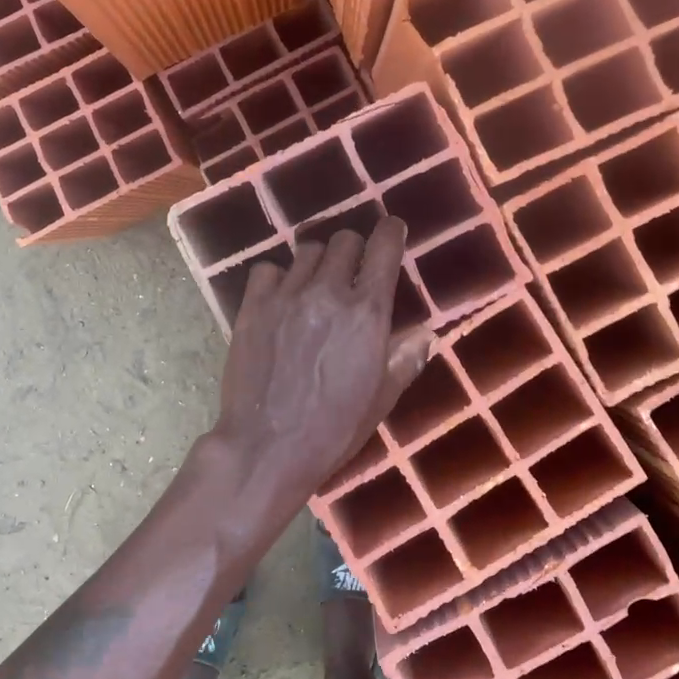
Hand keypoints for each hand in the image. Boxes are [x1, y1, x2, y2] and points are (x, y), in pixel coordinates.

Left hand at [215, 217, 432, 503]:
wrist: (266, 447)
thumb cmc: (333, 430)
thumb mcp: (381, 399)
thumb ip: (405, 359)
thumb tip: (425, 333)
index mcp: (367, 313)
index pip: (384, 248)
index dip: (391, 232)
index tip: (393, 231)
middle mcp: (328, 292)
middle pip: (345, 240)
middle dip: (354, 250)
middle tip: (352, 272)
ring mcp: (286, 296)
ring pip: (307, 251)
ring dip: (318, 262)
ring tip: (316, 286)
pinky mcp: (253, 306)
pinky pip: (268, 269)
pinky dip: (278, 277)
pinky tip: (281, 299)